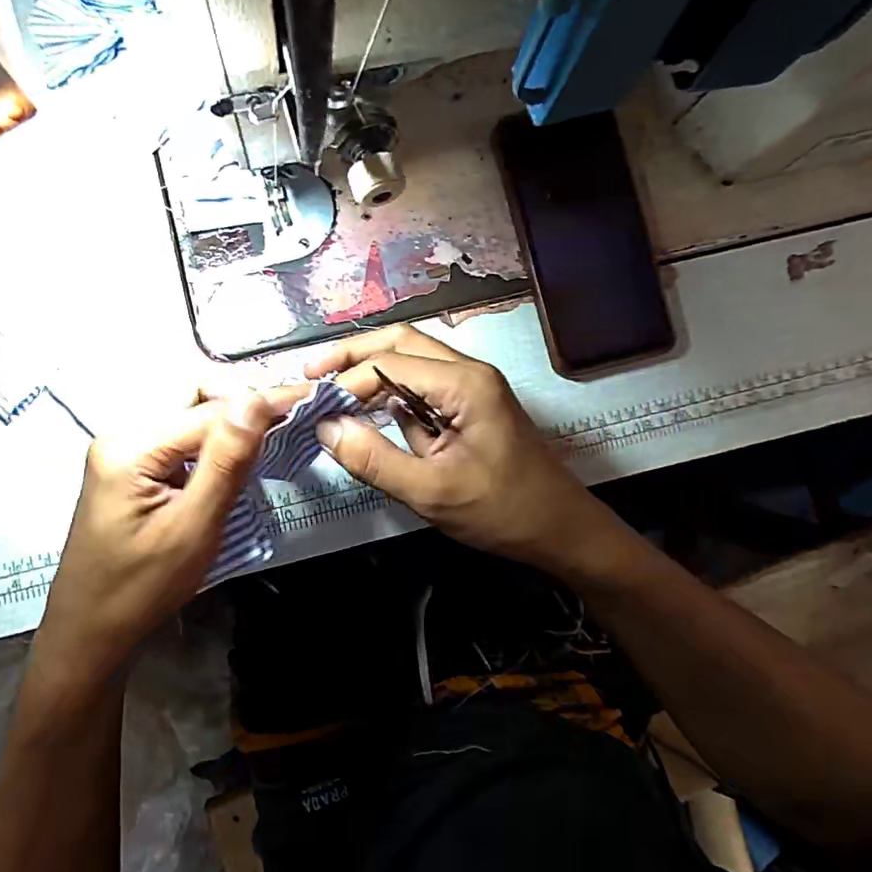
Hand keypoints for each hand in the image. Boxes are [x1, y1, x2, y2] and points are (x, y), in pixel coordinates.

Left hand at [31, 393, 277, 692]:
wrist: (90, 633)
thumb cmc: (142, 588)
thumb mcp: (194, 526)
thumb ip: (227, 460)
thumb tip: (256, 399)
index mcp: (131, 447)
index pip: (212, 409)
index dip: (265, 401)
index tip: (312, 396)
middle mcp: (122, 434)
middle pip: (196, 397)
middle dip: (248, 400)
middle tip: (295, 412)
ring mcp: (125, 449)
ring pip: (192, 412)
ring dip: (235, 417)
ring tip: (277, 426)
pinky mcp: (133, 464)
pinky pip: (183, 435)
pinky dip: (218, 436)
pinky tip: (241, 449)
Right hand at [306, 326, 632, 574]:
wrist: (560, 528)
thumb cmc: (503, 511)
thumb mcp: (432, 492)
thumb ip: (375, 459)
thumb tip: (327, 428)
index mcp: (465, 383)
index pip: (390, 363)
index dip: (346, 382)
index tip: (312, 406)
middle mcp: (470, 371)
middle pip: (401, 343)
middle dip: (354, 355)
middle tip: (311, 374)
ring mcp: (473, 386)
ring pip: (412, 361)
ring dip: (372, 372)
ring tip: (330, 391)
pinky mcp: (472, 405)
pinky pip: (425, 387)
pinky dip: (392, 394)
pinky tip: (369, 411)